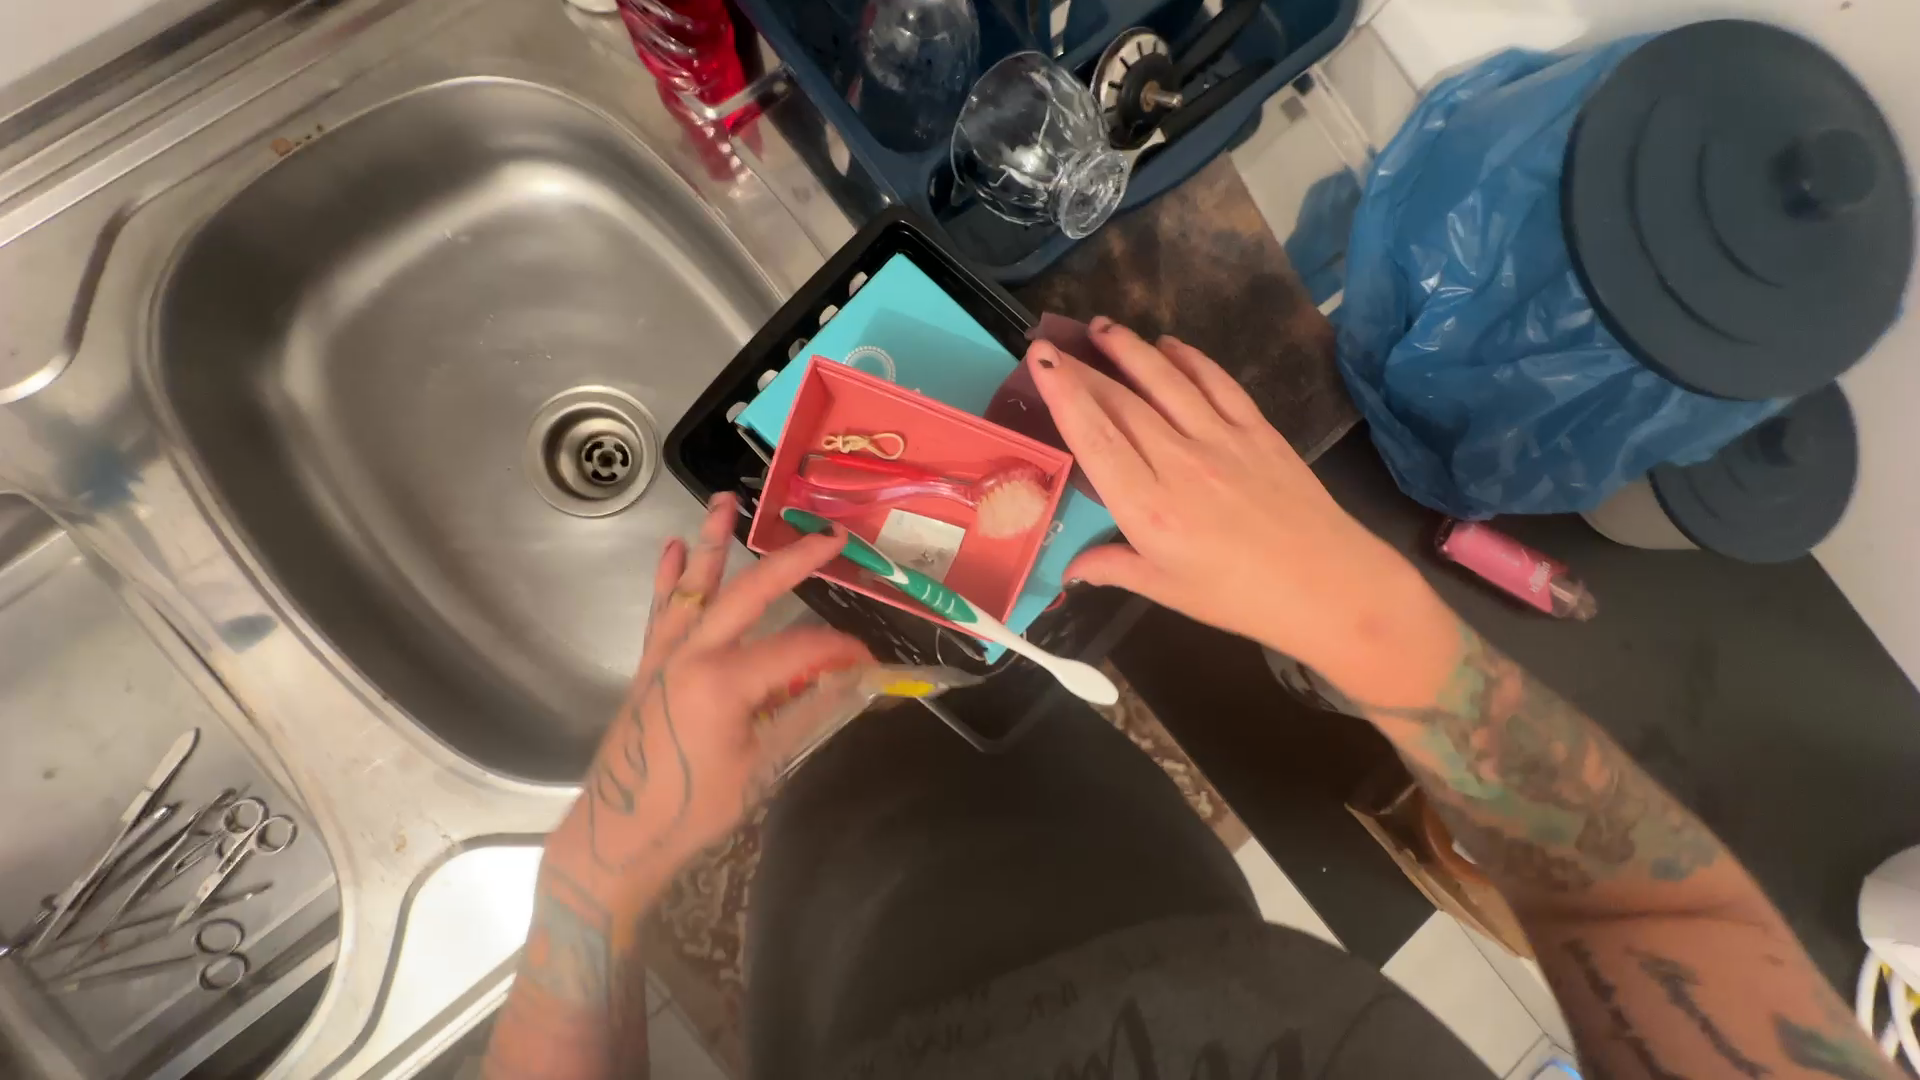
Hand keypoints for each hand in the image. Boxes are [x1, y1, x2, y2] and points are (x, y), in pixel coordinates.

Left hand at [551, 495, 872, 901]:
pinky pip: (662, 612)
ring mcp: (666, 656)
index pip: (802, 649)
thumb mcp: (763, 765)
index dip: (841, 650)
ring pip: (695, 587)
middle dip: (794, 560)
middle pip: (751, 593)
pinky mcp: (649, 666)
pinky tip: (671, 548)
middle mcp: (693, 654)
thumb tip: (851, 679)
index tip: (869, 660)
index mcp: (726, 681)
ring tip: (724, 500)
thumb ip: (806, 712)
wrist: (618, 837)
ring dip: (712, 542)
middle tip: (828, 536)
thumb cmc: (693, 810)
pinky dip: (667, 579)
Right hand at [1026, 319, 1459, 704]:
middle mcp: (1178, 462)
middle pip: (1122, 402)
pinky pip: (1217, 382)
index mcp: (1148, 507)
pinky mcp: (1257, 430)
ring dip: (1130, 348)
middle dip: (1083, 368)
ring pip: (1166, 380)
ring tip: (1102, 326)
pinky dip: (1190, 358)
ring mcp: (1221, 439)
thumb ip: (1112, 568)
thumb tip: (1070, 570)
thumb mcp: (1165, 590)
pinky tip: (1169, 345)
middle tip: (1055, 344)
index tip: (1041, 360)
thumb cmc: (1237, 598)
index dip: (1063, 393)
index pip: (1094, 437)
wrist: (1328, 587)